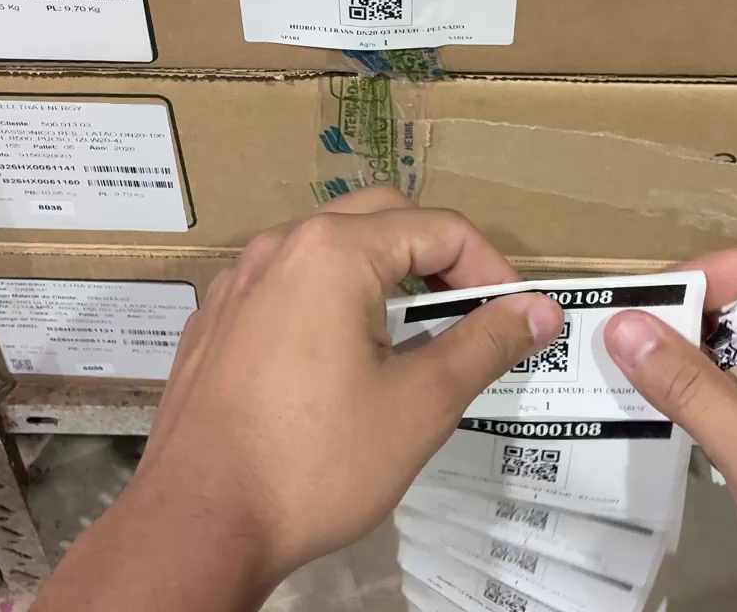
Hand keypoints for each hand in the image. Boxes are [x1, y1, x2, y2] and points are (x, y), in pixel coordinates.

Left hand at [34, 189, 564, 611]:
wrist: (196, 520)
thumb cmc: (317, 460)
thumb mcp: (418, 404)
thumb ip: (483, 343)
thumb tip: (540, 310)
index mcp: (334, 249)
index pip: (439, 228)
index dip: (489, 268)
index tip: (513, 319)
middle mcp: (282, 243)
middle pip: (383, 217)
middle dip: (437, 256)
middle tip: (468, 313)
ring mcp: (240, 274)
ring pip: (330, 244)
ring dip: (382, 271)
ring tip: (408, 333)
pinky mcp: (217, 310)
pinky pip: (287, 278)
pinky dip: (329, 294)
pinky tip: (334, 352)